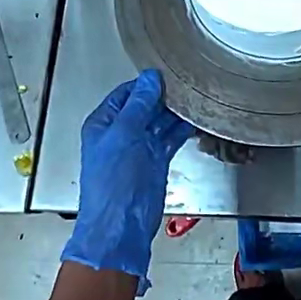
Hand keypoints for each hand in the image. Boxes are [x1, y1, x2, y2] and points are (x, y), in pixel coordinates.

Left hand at [63, 69, 194, 292]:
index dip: (145, 83)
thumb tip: (150, 78)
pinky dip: (182, 129)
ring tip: (196, 97)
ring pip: (159, 121)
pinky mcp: (156, 161)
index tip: (168, 72)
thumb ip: (138, 105)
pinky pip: (170, 138)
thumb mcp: (124, 135)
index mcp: (104, 124)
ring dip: (176, 111)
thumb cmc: (114, 182)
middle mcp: (121, 133)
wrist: (120, 227)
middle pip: (145, 106)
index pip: (126, 93)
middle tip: (189, 81)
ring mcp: (139, 148)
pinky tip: (196, 119)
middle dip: (164, 95)